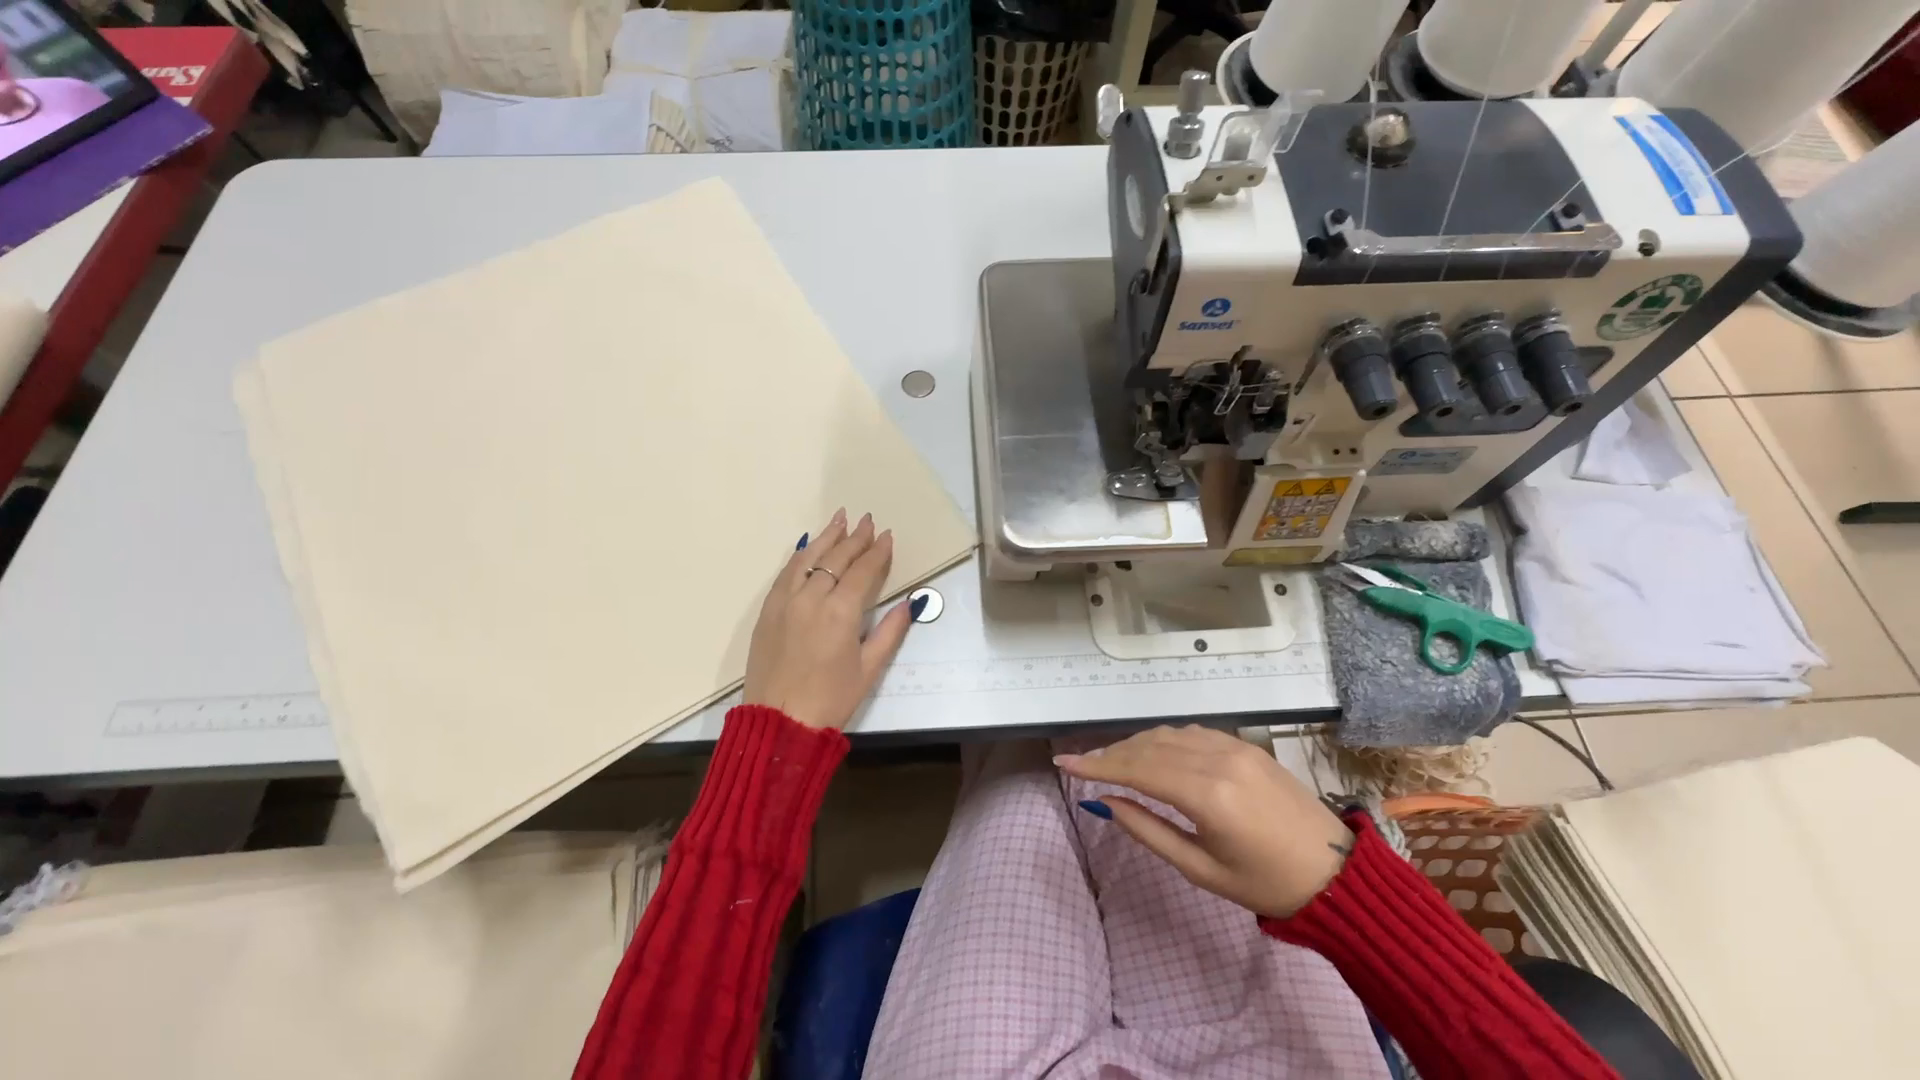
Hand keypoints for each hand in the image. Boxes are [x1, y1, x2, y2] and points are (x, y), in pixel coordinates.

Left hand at [742, 509, 916, 730]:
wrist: (779, 723)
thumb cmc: (831, 700)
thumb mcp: (869, 670)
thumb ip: (890, 632)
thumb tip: (909, 604)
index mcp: (841, 612)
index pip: (862, 571)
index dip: (876, 552)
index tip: (886, 536)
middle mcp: (811, 598)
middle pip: (835, 558)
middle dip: (854, 538)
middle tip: (867, 520)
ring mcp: (785, 602)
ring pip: (807, 559)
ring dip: (825, 538)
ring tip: (839, 519)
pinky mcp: (767, 612)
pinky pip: (785, 574)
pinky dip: (798, 556)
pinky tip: (806, 547)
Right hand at [1057, 725, 1355, 917]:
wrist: (1335, 872)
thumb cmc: (1265, 883)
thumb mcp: (1200, 869)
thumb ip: (1148, 831)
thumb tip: (1105, 803)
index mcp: (1208, 796)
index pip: (1137, 769)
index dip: (1096, 765)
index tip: (1063, 763)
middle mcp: (1219, 760)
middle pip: (1149, 746)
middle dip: (1111, 753)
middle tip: (1082, 765)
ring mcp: (1236, 747)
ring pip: (1169, 734)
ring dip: (1136, 744)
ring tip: (1112, 762)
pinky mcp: (1247, 746)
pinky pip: (1193, 733)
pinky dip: (1164, 740)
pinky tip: (1153, 754)